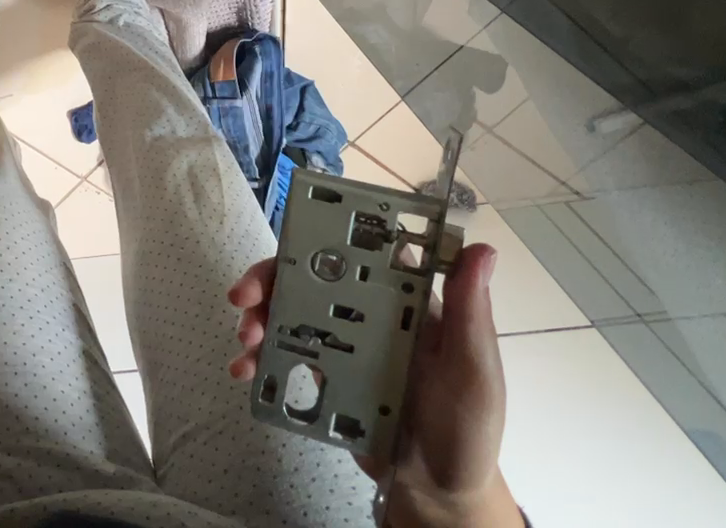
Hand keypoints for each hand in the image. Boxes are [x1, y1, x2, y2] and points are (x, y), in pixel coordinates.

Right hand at [228, 243, 522, 527]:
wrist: (437, 491)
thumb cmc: (466, 426)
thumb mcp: (476, 370)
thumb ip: (470, 313)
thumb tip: (481, 248)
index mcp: (400, 298)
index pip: (358, 249)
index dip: (324, 232)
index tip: (293, 234)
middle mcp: (364, 311)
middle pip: (307, 275)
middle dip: (268, 277)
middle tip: (244, 296)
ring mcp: (338, 342)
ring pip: (287, 311)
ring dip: (258, 316)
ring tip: (247, 340)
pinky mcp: (320, 375)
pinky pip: (282, 357)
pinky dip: (257, 359)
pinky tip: (245, 370)